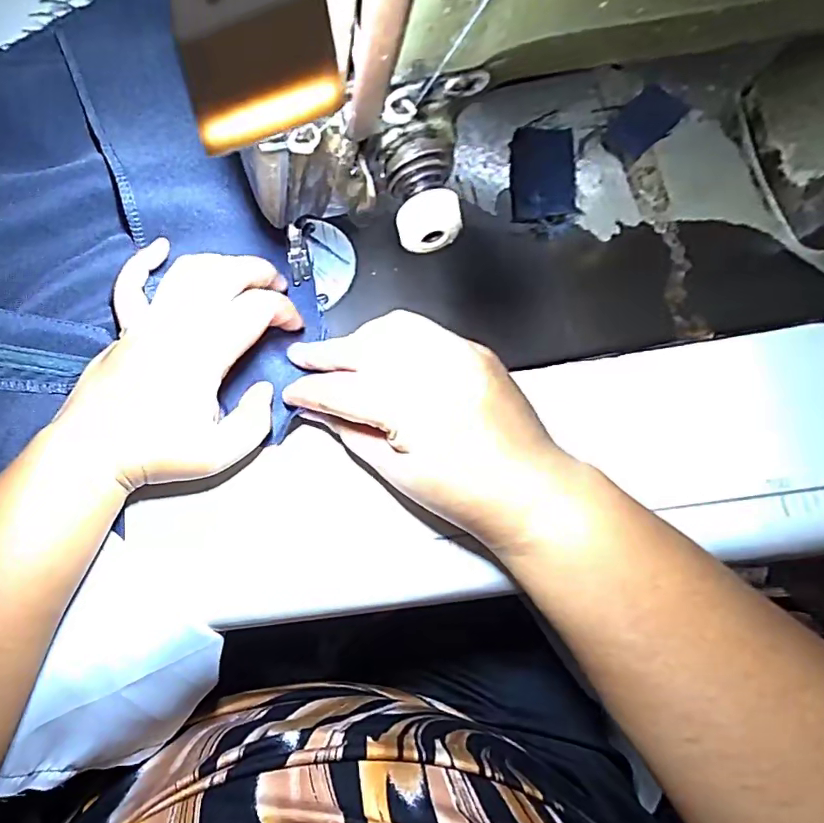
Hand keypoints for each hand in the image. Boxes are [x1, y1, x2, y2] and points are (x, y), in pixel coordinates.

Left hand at [51, 238, 302, 491]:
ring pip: (188, 271)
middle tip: (276, 286)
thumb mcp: (219, 452)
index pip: (255, 309)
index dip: (283, 311)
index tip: (292, 325)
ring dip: (220, 262)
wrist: (94, 452)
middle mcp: (176, 327)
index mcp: (205, 354)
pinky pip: (133, 283)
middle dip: (259, 273)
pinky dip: (146, 261)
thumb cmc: (151, 454)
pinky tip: (160, 249)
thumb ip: (254, 422)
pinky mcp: (126, 330)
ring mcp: (148, 324)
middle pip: (226, 275)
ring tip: (239, 271)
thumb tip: (263, 392)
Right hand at [281, 310, 587, 553]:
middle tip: (303, 359)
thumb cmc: (470, 494)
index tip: (294, 392)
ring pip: (393, 328)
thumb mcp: (396, 472)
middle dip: (327, 354)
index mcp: (411, 407)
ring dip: (359, 338)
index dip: (311, 391)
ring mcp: (460, 355)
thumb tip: (323, 413)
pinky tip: (381, 350)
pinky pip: (425, 330)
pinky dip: (395, 336)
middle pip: (364, 349)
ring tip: (339, 353)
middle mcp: (436, 370)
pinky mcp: (475, 352)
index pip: (344, 389)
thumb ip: (353, 433)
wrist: (528, 490)